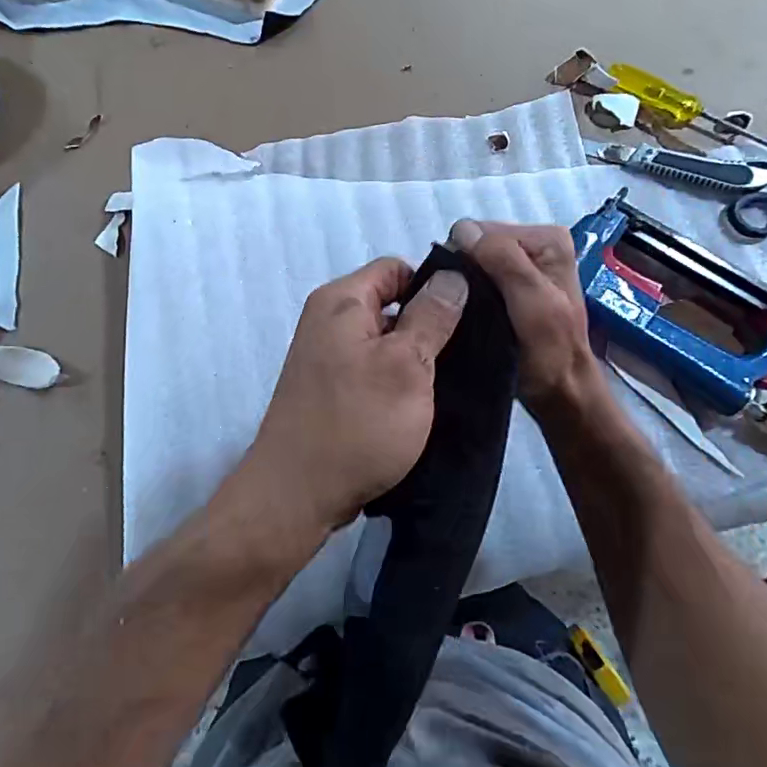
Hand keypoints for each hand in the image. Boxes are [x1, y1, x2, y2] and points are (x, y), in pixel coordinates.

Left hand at [245, 258, 468, 531]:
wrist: (296, 497)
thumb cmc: (357, 424)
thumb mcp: (406, 364)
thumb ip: (432, 316)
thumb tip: (453, 276)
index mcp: (341, 302)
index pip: (396, 269)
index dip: (434, 285)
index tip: (468, 314)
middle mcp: (329, 322)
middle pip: (392, 304)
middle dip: (430, 324)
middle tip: (470, 349)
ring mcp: (329, 360)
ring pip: (388, 342)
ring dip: (419, 357)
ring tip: (457, 377)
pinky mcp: (335, 393)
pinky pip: (376, 371)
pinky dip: (401, 381)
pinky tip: (429, 401)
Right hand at [449, 220, 606, 413]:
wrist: (561, 393)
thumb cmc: (550, 351)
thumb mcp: (531, 300)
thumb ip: (503, 260)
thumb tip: (462, 230)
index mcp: (547, 237)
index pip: (482, 231)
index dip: (468, 260)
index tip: (469, 296)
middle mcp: (537, 244)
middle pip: (477, 246)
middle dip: (468, 273)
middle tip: (470, 309)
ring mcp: (523, 267)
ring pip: (474, 265)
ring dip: (466, 288)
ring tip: (470, 315)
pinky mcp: (511, 289)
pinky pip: (478, 281)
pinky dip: (470, 297)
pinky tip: (472, 316)